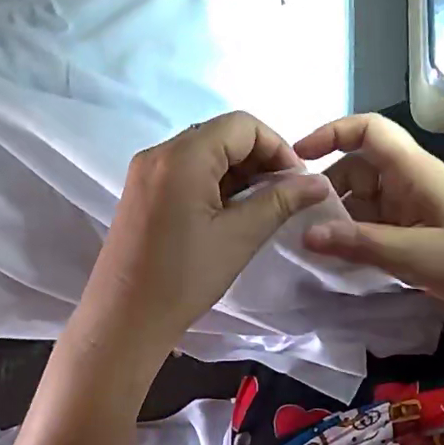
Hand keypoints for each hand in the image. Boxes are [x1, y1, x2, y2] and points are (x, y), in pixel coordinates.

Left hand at [77, 112, 331, 350]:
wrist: (124, 319)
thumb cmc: (184, 278)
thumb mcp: (240, 237)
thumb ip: (281, 201)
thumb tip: (319, 182)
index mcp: (182, 156)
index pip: (242, 125)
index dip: (277, 147)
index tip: (297, 182)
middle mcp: (159, 153)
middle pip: (221, 134)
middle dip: (259, 158)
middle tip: (284, 195)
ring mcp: (146, 172)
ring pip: (204, 152)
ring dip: (238, 171)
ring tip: (261, 206)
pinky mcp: (141, 191)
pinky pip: (185, 170)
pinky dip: (214, 181)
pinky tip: (230, 212)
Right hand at [295, 114, 443, 324]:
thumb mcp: (414, 255)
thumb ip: (359, 243)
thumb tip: (306, 235)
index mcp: (414, 170)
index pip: (369, 130)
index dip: (332, 133)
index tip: (299, 157)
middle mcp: (408, 180)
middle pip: (356, 166)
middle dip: (326, 187)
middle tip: (297, 218)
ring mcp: (409, 204)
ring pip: (361, 196)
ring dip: (337, 215)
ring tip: (310, 242)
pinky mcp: (411, 227)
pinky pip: (372, 220)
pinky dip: (353, 233)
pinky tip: (336, 255)